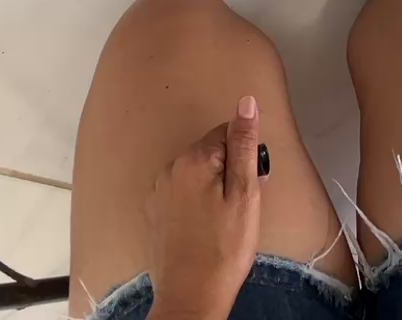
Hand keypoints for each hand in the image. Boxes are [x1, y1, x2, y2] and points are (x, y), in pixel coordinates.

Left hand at [144, 95, 261, 319]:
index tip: (249, 185)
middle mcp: (170, 168)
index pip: (227, 133)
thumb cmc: (224, 249)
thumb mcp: (245, 194)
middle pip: (210, 151)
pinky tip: (203, 228)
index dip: (243, 157)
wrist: (191, 300)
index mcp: (194, 159)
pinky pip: (180, 192)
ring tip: (222, 220)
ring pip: (195, 172)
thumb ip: (244, 145)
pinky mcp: (152, 213)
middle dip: (228, 170)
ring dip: (211, 186)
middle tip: (239, 206)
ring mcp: (157, 192)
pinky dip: (193, 202)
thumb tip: (246, 102)